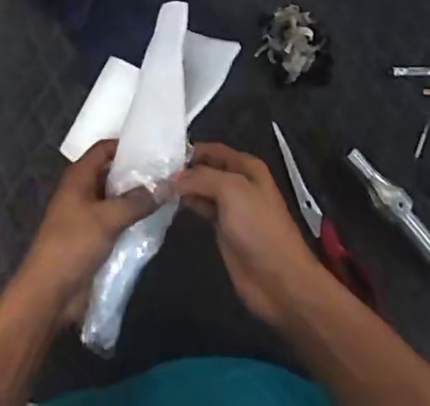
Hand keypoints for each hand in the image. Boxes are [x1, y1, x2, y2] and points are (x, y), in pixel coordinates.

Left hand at [18, 140, 159, 317]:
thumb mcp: (107, 218)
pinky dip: (133, 218)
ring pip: (116, 198)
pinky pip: (117, 221)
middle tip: (168, 172)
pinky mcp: (94, 238)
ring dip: (137, 198)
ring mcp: (88, 215)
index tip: (154, 148)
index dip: (126, 145)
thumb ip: (138, 201)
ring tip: (168, 193)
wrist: (50, 293)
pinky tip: (155, 219)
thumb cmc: (73, 244)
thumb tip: (167, 185)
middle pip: (112, 173)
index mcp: (78, 177)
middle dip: (137, 173)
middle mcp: (82, 191)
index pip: (104, 149)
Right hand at [172, 142, 329, 328]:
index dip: (189, 151)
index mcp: (246, 167)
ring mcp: (230, 207)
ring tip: (154, 187)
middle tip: (152, 174)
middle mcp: (238, 182)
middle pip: (205, 168)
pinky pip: (201, 209)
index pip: (212, 150)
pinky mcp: (223, 229)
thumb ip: (201, 178)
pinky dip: (187, 205)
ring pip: (201, 189)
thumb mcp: (231, 191)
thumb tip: (172, 178)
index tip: (161, 157)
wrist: (278, 279)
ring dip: (182, 188)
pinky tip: (169, 205)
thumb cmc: (258, 227)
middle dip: (183, 170)